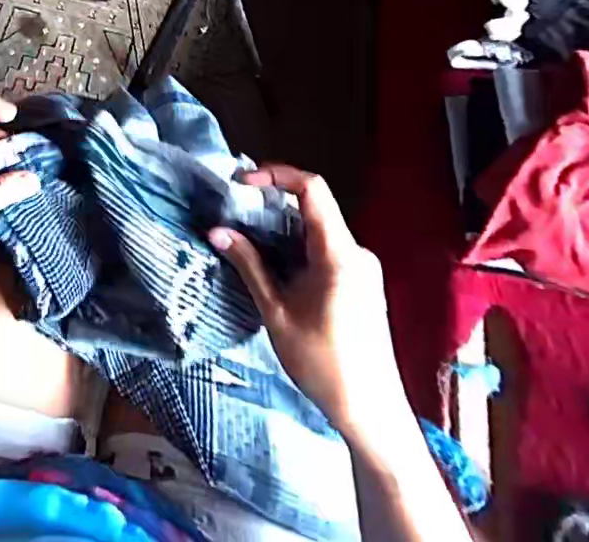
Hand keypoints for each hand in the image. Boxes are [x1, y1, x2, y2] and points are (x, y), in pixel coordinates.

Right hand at [209, 165, 403, 434]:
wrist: (372, 413)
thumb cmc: (322, 363)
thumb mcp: (276, 311)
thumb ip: (248, 265)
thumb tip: (216, 230)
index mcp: (340, 253)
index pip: (312, 189)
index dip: (276, 175)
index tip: (242, 182)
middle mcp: (356, 252)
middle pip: (312, 208)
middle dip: (269, 205)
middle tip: (233, 213)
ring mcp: (362, 267)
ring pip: (315, 230)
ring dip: (280, 229)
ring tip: (245, 240)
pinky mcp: (360, 282)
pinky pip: (323, 249)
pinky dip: (294, 247)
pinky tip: (271, 266)